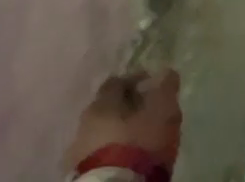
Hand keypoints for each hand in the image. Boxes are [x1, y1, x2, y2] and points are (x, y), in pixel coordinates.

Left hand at [63, 70, 182, 170]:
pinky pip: (98, 153)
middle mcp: (85, 122)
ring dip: (117, 132)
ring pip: (100, 132)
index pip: (116, 82)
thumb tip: (166, 72)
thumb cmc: (140, 142)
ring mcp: (78, 150)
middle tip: (146, 113)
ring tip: (138, 138)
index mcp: (102, 103)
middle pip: (106, 108)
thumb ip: (165, 87)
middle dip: (125, 108)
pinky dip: (111, 151)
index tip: (152, 85)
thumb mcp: (163, 110)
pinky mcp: (80, 173)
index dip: (135, 80)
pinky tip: (126, 156)